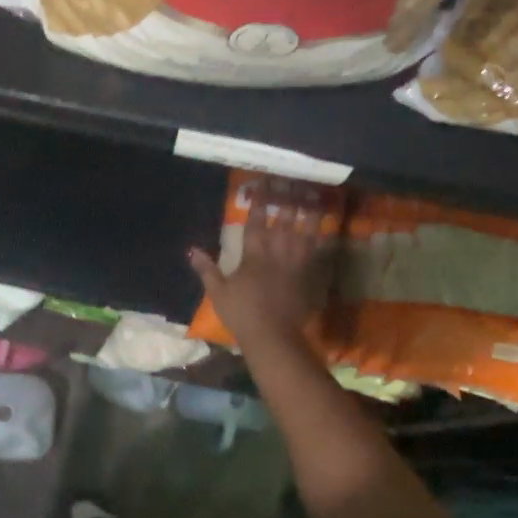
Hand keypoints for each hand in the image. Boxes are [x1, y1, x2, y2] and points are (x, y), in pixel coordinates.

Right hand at [188, 191, 331, 349]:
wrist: (272, 335)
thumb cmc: (241, 314)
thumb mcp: (217, 292)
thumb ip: (206, 269)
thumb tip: (192, 250)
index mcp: (253, 254)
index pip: (255, 221)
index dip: (258, 202)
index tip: (261, 184)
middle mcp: (277, 251)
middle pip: (284, 219)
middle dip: (286, 199)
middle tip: (291, 182)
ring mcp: (296, 262)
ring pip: (306, 230)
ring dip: (308, 212)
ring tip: (312, 196)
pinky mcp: (310, 275)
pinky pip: (318, 251)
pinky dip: (322, 238)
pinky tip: (326, 227)